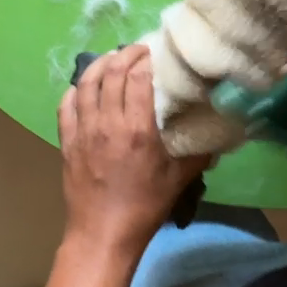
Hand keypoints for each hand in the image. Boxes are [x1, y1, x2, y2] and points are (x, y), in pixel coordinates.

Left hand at [58, 45, 206, 255]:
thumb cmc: (144, 207)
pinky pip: (66, 105)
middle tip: (136, 52)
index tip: (154, 54)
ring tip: (111, 59)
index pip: (138, 78)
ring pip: (86, 83)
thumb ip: (198, 153)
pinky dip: (75, 90)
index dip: (145, 59)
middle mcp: (108, 123)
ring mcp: (84, 130)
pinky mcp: (67, 141)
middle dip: (124, 55)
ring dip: (99, 65)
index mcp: (138, 129)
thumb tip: (219, 135)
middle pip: (111, 73)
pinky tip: (84, 87)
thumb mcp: (178, 179)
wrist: (103, 234)